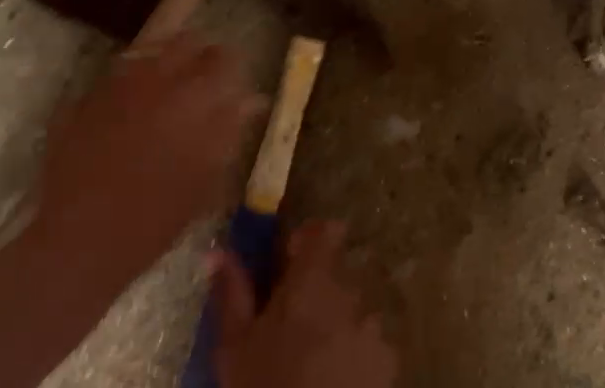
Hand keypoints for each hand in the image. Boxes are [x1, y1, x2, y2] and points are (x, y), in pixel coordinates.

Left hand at [35, 33, 265, 272]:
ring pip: (150, 50)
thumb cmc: (157, 217)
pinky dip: (131, 82)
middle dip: (199, 57)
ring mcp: (116, 83)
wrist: (81, 239)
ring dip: (164, 63)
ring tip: (167, 93)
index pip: (225, 57)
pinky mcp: (85, 98)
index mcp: (195, 95)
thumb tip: (253, 99)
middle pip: (187, 42)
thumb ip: (231, 129)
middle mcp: (157, 77)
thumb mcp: (207, 178)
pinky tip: (130, 110)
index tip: (234, 86)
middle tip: (203, 86)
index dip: (233, 68)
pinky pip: (117, 73)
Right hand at [214, 222, 397, 387]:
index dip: (311, 238)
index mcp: (312, 280)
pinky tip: (336, 373)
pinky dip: (356, 348)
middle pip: (339, 271)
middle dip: (319, 286)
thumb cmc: (263, 386)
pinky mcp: (388, 357)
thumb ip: (230, 291)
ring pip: (356, 305)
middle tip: (294, 320)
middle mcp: (351, 292)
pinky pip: (372, 338)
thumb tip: (215, 252)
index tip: (291, 257)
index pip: (327, 231)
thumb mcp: (235, 344)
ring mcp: (373, 324)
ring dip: (339, 317)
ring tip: (314, 351)